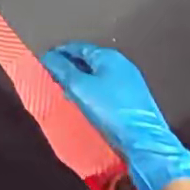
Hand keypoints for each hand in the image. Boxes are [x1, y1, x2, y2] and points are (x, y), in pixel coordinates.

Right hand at [42, 42, 189, 189]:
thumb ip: (62, 70)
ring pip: (97, 76)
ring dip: (81, 82)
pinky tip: (86, 105)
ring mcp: (130, 82)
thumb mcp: (80, 88)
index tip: (44, 62)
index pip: (77, 47)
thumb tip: (48, 57)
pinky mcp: (134, 99)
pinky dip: (93, 93)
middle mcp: (121, 64)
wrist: (145, 142)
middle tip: (53, 79)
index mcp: (108, 56)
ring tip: (66, 94)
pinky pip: (107, 89)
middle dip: (69, 68)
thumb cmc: (111, 110)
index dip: (59, 53)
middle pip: (88, 60)